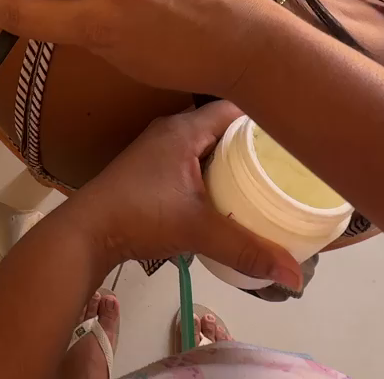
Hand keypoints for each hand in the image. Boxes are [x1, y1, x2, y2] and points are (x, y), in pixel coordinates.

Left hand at [62, 101, 303, 289]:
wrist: (88, 229)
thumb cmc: (141, 215)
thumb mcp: (198, 231)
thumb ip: (246, 248)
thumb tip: (295, 275)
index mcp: (184, 129)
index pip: (234, 108)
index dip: (264, 119)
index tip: (292, 138)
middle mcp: (171, 129)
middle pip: (222, 125)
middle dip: (252, 141)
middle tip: (287, 161)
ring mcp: (158, 147)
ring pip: (207, 143)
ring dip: (231, 157)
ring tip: (265, 176)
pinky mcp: (151, 166)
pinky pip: (193, 157)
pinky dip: (213, 169)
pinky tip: (228, 192)